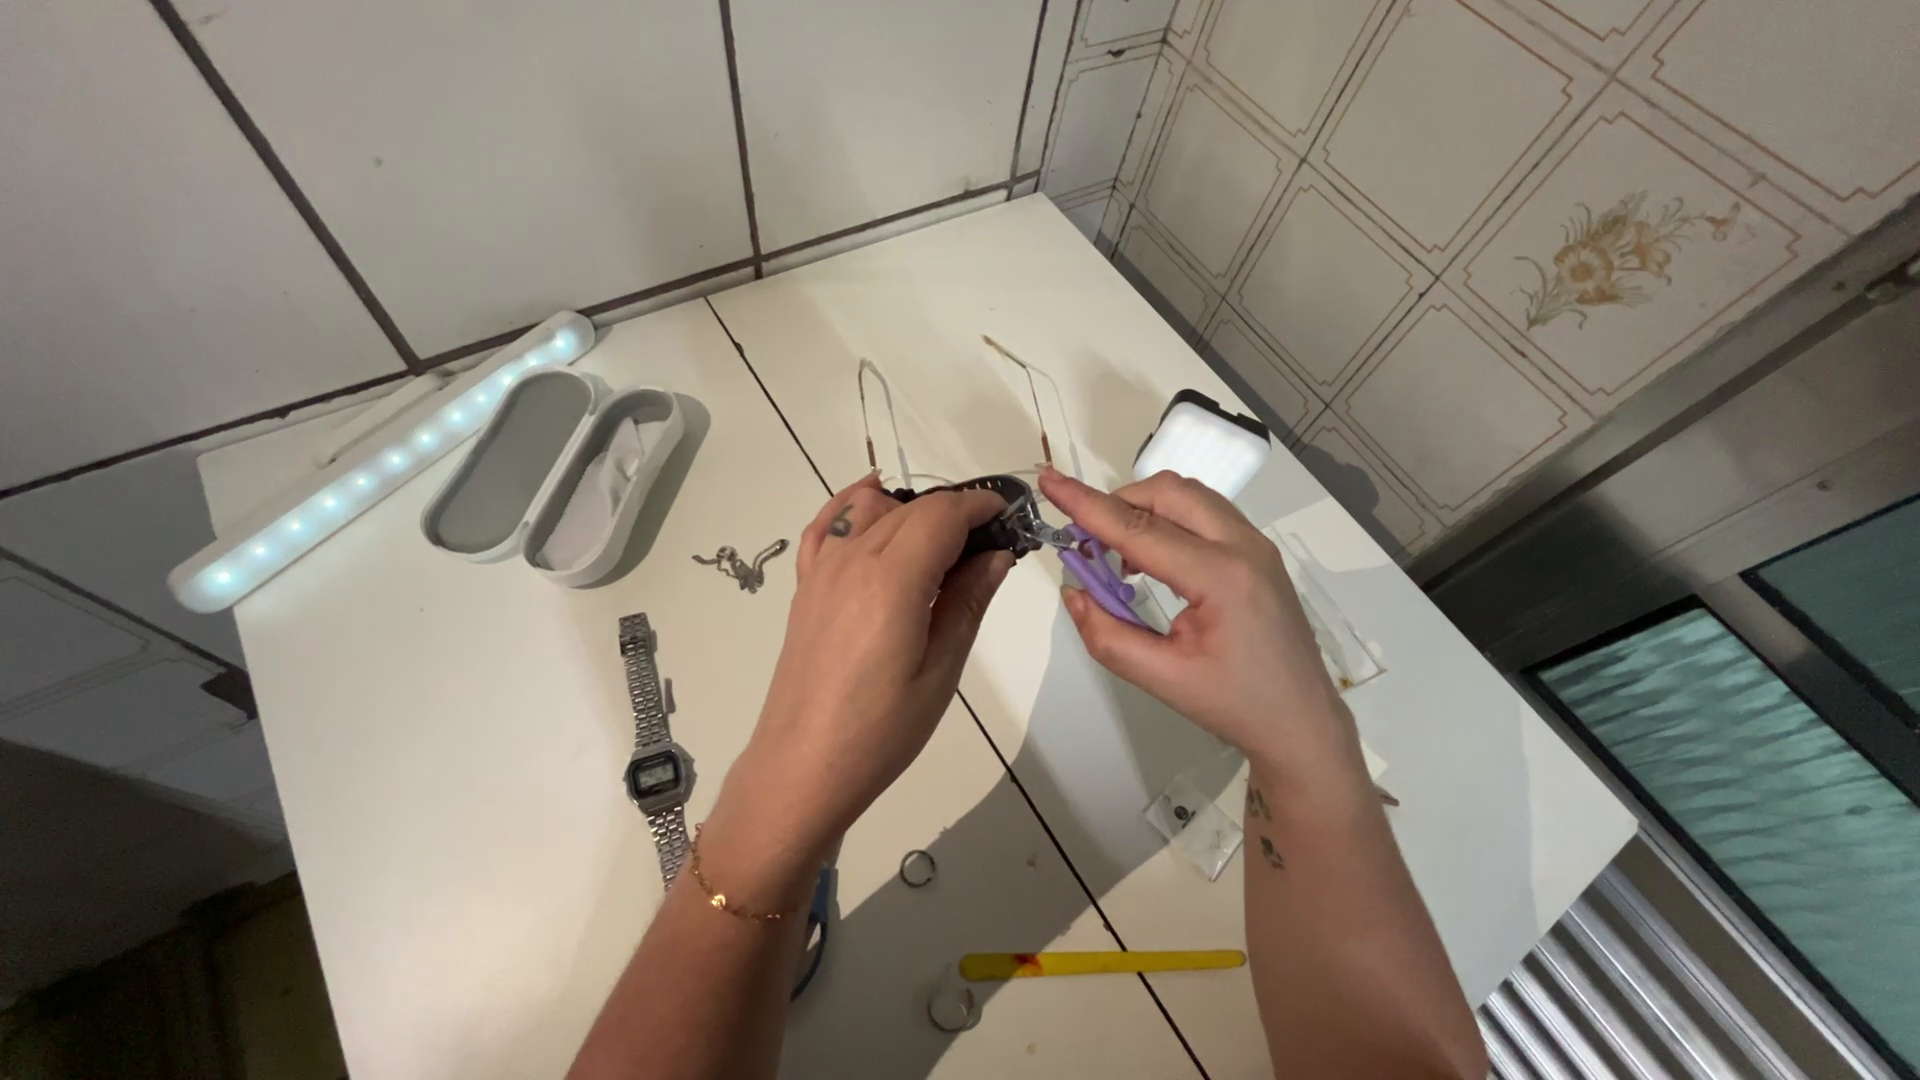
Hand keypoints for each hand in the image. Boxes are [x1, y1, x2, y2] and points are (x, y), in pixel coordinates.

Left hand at [710, 474, 1014, 878]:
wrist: (802, 767)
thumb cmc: (881, 731)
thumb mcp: (940, 671)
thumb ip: (968, 603)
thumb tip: (996, 556)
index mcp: (892, 580)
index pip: (943, 515)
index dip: (980, 506)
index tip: (1009, 516)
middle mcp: (852, 560)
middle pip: (911, 508)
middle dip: (955, 511)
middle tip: (989, 542)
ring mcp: (822, 571)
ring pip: (870, 508)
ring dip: (910, 509)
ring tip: (940, 544)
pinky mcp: (805, 588)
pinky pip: (824, 526)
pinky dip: (850, 505)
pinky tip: (871, 503)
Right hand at [1039, 467, 1363, 783]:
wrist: (1302, 721)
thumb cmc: (1234, 705)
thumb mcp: (1162, 679)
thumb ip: (1107, 635)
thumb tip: (1073, 591)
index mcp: (1222, 578)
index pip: (1139, 529)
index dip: (1087, 506)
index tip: (1049, 481)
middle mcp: (1244, 546)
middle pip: (1168, 492)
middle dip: (1117, 502)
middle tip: (1085, 541)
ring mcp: (1257, 545)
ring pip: (1189, 496)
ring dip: (1143, 508)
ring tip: (1116, 554)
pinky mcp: (1258, 552)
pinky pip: (1205, 512)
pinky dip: (1167, 519)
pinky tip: (1151, 560)